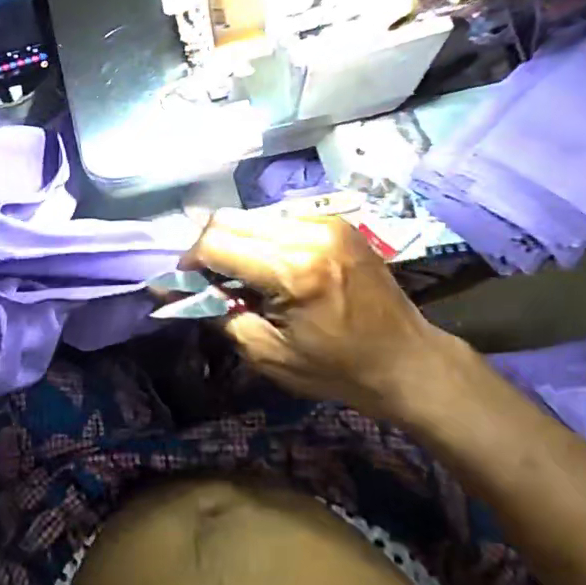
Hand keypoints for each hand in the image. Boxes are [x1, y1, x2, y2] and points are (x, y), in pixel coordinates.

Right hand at [183, 208, 476, 417]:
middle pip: (229, 220)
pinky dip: (261, 238)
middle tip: (209, 278)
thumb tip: (176, 290)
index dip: (189, 261)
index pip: (215, 243)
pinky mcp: (336, 222)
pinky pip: (278, 219)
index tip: (185, 282)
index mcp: (292, 271)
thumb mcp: (266, 353)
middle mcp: (308, 235)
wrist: (409, 361)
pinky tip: (270, 266)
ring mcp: (325, 223)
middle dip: (208, 247)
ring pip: (251, 216)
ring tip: (240, 273)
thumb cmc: (337, 368)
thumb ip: (219, 313)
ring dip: (235, 241)